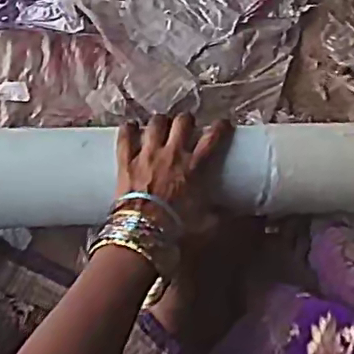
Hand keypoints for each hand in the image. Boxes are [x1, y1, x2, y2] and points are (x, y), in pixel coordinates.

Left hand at [116, 114, 231, 233]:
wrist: (140, 232)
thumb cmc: (174, 228)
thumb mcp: (204, 223)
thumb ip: (216, 216)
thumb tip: (228, 215)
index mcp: (193, 166)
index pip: (212, 138)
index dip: (220, 127)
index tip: (223, 123)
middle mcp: (172, 153)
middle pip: (182, 122)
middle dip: (186, 120)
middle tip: (186, 126)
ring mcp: (147, 154)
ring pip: (155, 124)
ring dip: (160, 122)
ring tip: (160, 125)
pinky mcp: (126, 160)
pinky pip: (125, 137)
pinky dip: (128, 129)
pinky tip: (130, 125)